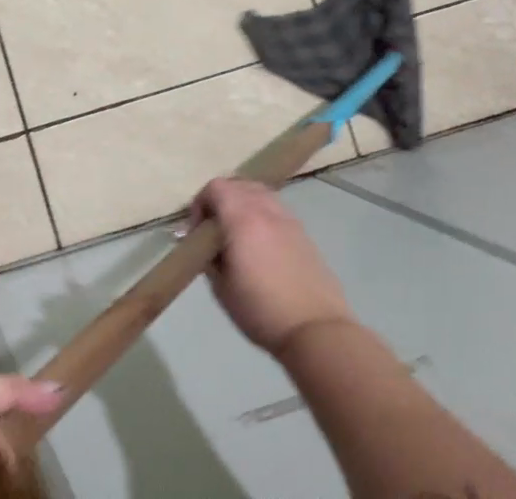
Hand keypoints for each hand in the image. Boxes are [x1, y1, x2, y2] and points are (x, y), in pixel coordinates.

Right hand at [187, 177, 353, 354]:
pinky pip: (277, 210)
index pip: (215, 187)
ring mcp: (290, 221)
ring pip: (260, 193)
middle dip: (220, 200)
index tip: (198, 233)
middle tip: (215, 229)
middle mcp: (267, 211)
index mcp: (242, 219)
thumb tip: (206, 246)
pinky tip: (260, 245)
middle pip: (238, 184)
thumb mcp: (220, 286)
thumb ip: (209, 256)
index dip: (200, 204)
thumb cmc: (261, 310)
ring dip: (243, 204)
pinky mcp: (305, 235)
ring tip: (238, 234)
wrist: (317, 331)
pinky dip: (262, 215)